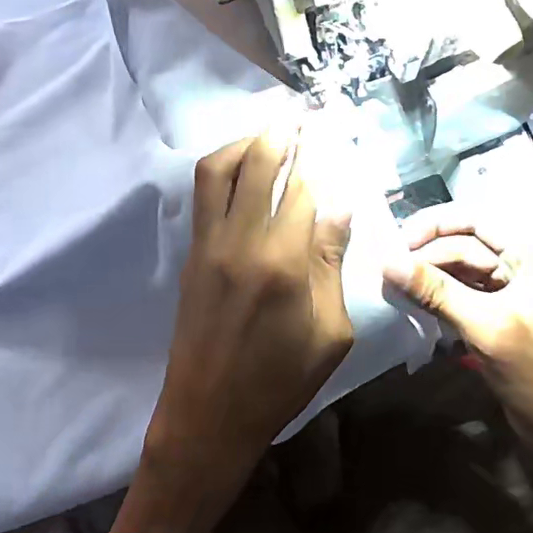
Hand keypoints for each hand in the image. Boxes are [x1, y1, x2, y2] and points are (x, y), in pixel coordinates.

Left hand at [145, 128, 354, 495]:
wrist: (208, 414)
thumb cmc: (280, 382)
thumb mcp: (330, 333)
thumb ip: (331, 263)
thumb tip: (341, 207)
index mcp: (282, 263)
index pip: (304, 189)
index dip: (320, 160)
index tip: (333, 139)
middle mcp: (240, 241)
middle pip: (257, 163)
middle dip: (281, 133)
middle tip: (301, 118)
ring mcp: (208, 244)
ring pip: (217, 170)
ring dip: (243, 142)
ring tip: (269, 136)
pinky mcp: (191, 254)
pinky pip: (203, 195)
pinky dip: (223, 169)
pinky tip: (244, 171)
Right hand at [382, 205, 532, 458]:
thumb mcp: (486, 328)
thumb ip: (435, 291)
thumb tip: (386, 262)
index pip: (478, 218)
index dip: (433, 225)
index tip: (394, 243)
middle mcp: (532, 259)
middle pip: (468, 242)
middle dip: (428, 255)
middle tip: (387, 271)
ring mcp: (520, 286)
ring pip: (465, 267)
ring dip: (432, 277)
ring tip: (394, 287)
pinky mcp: (509, 310)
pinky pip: (469, 290)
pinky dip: (443, 295)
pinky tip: (415, 301)